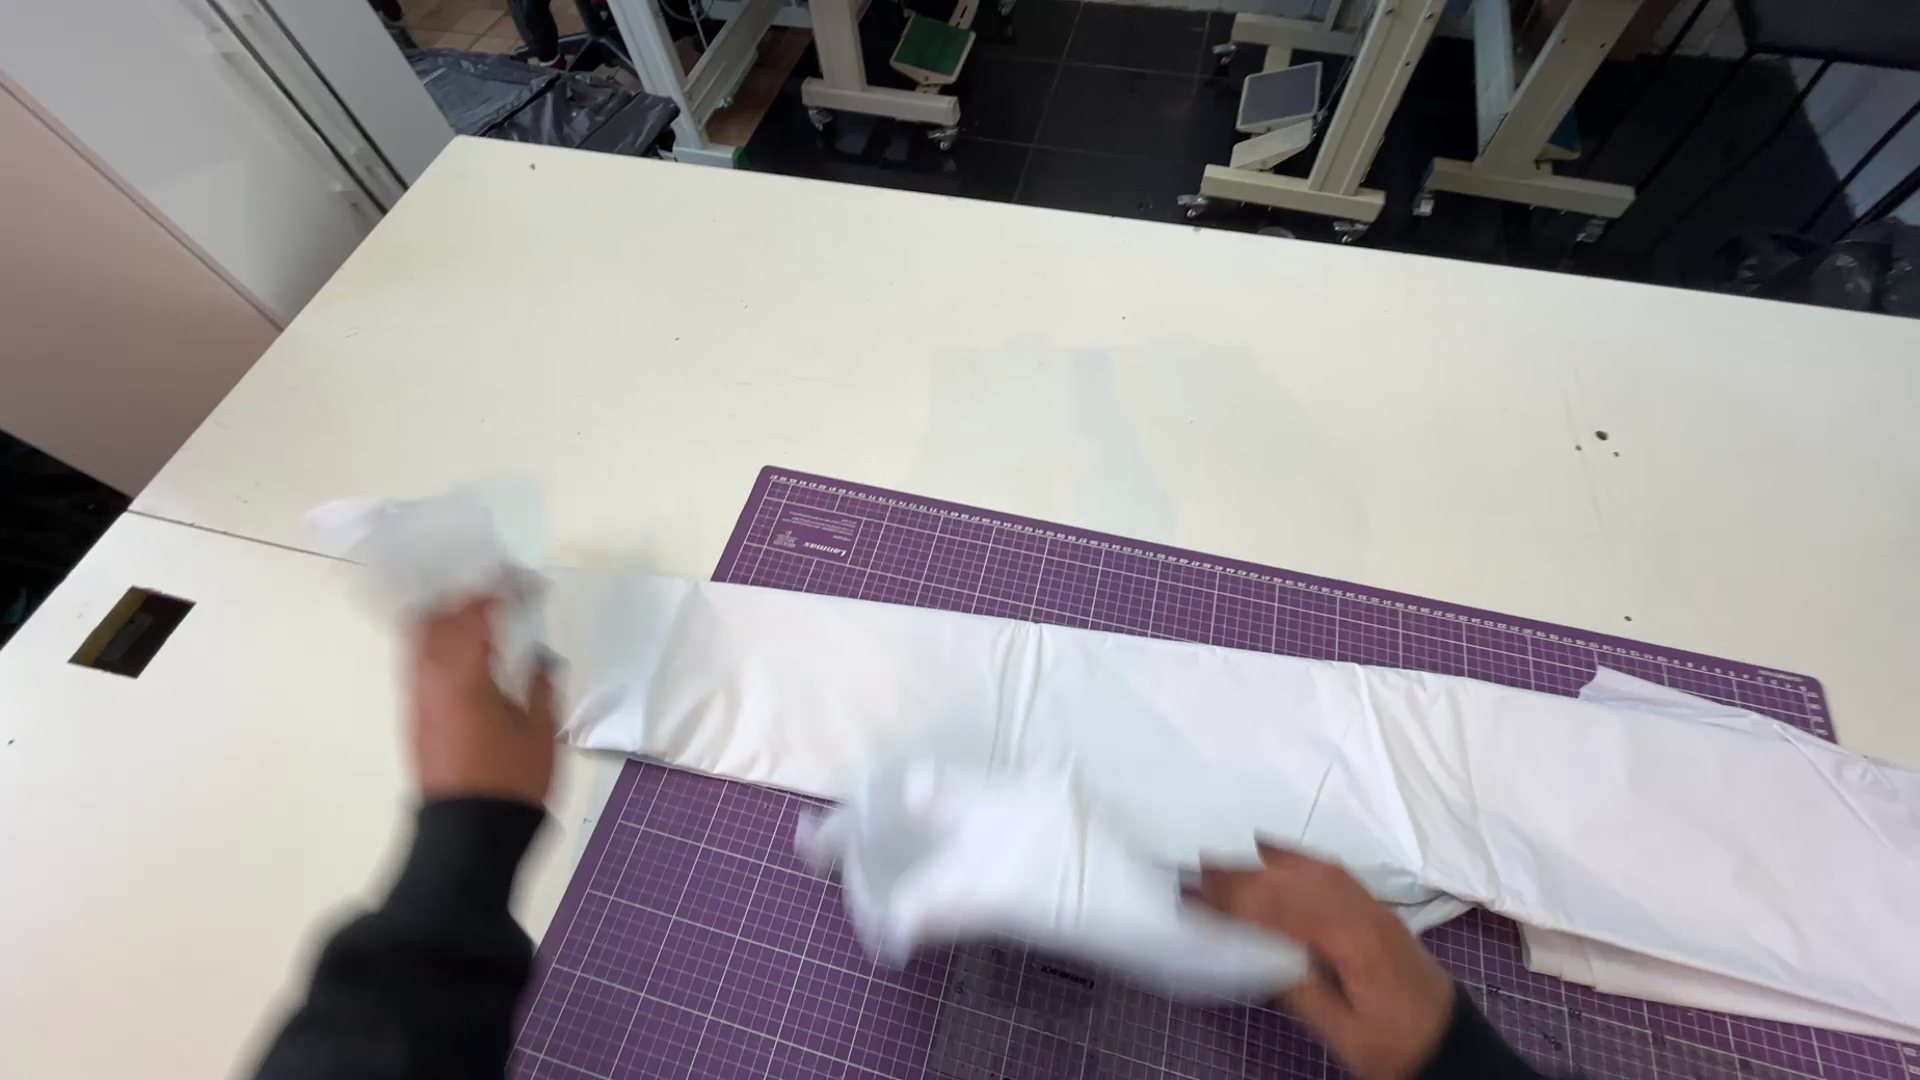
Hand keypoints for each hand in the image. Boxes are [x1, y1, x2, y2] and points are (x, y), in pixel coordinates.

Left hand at [409, 595, 558, 805]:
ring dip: (450, 621)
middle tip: (501, 596)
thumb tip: (540, 658)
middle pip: (430, 619)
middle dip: (464, 598)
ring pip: (419, 641)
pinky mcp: (417, 719)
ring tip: (489, 621)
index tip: (527, 584)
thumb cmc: (513, 779)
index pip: (474, 615)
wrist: (469, 835)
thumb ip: (540, 685)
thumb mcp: (541, 729)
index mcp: (464, 679)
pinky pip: (422, 665)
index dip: (500, 591)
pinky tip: (477, 658)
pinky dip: (444, 646)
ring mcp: (417, 701)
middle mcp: (430, 683)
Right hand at [1195, 845, 1454, 1079]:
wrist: (1454, 1048)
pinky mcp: (1370, 904)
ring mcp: (1369, 903)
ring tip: (1219, 861)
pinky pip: (1326, 868)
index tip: (1195, 896)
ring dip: (1259, 863)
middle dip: (1240, 874)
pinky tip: (1267, 849)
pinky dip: (1292, 855)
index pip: (1282, 909)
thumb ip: (1297, 987)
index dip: (1235, 899)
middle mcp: (1362, 910)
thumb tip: (1247, 948)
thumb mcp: (1343, 1033)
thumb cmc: (1395, 1046)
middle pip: (1290, 881)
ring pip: (1306, 869)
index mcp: (1355, 942)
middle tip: (1195, 872)